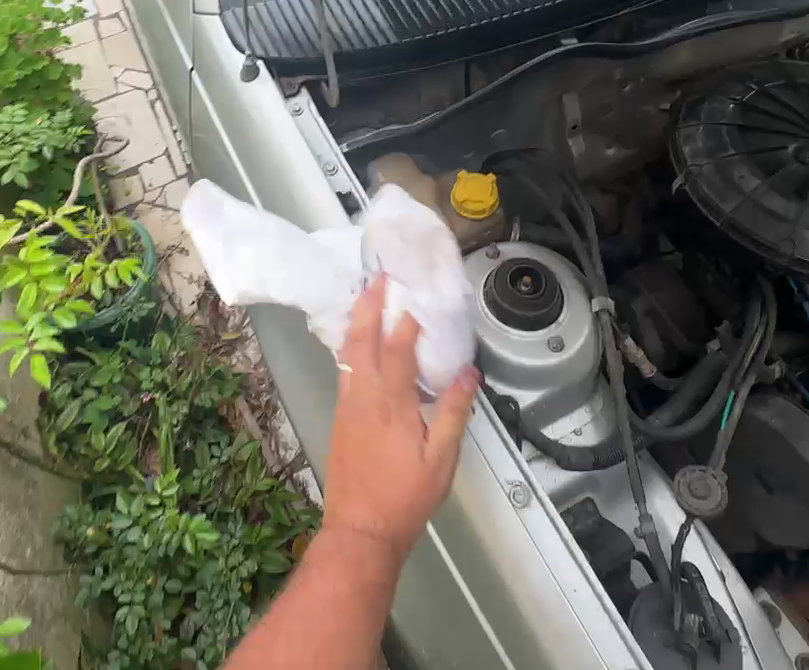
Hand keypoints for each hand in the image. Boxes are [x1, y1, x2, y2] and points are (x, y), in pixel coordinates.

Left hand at [322, 276, 479, 561]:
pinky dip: (350, 345)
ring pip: (347, 352)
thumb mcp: (440, 460)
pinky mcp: (340, 415)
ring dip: (357, 321)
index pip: (397, 349)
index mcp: (391, 404)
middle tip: (377, 277)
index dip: (406, 319)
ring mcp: (347, 405)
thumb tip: (469, 373)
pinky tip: (357, 341)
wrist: (359, 530)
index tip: (414, 292)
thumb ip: (454, 413)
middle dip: (369, 305)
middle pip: (361, 340)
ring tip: (365, 297)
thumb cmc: (404, 497)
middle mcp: (363, 396)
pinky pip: (343, 368)